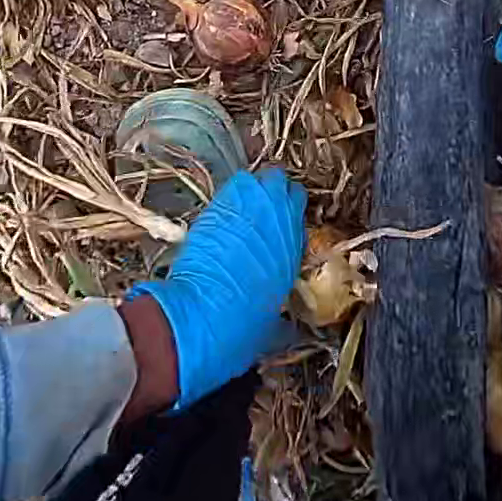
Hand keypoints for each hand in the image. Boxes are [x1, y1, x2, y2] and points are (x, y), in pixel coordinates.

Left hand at [134, 169, 304, 408]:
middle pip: (278, 180)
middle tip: (264, 210)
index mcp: (293, 238)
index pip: (299, 201)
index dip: (290, 210)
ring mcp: (245, 203)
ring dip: (249, 190)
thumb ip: (283, 300)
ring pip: (253, 179)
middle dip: (272, 191)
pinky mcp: (216, 205)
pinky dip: (228, 198)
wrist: (203, 313)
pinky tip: (222, 218)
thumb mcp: (273, 315)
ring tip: (242, 210)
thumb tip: (287, 319)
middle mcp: (274, 212)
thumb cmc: (242, 321)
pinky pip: (229, 190)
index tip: (282, 222)